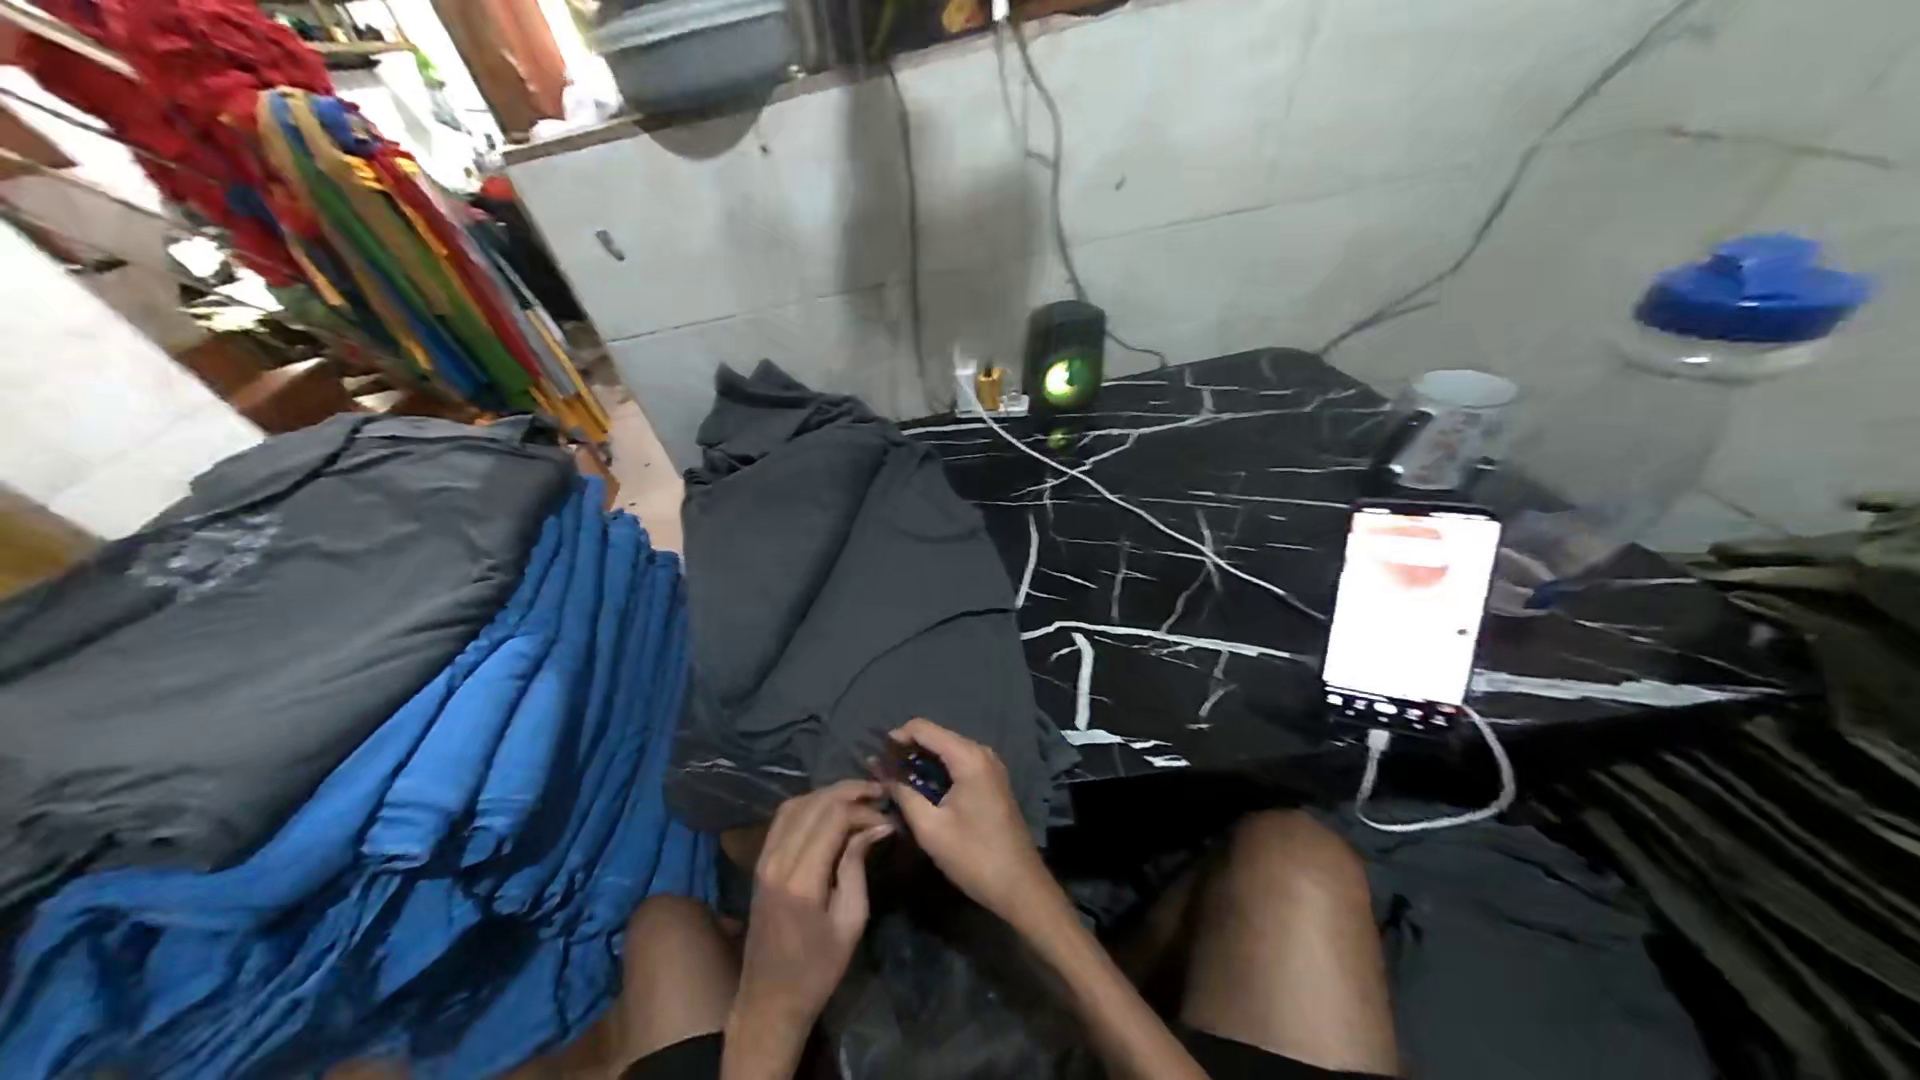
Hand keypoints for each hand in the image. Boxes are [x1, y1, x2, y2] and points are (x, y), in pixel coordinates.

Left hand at [730, 781, 891, 1058]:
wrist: (769, 999)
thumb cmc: (818, 969)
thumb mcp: (850, 921)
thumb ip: (857, 866)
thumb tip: (877, 826)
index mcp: (801, 880)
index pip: (834, 818)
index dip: (864, 810)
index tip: (888, 820)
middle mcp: (777, 860)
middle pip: (815, 803)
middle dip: (850, 792)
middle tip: (880, 794)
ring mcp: (763, 858)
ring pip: (797, 803)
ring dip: (829, 794)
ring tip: (860, 797)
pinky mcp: (760, 861)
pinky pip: (784, 817)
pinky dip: (810, 804)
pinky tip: (832, 809)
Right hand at [886, 718, 1061, 929]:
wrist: (1019, 885)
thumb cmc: (973, 857)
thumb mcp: (930, 828)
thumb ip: (904, 795)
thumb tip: (883, 774)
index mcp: (968, 758)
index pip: (924, 728)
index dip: (897, 737)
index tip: (876, 757)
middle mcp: (982, 753)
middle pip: (937, 736)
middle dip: (908, 749)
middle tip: (882, 771)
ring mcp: (990, 766)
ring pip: (947, 749)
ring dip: (922, 760)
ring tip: (896, 779)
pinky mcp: (992, 780)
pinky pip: (959, 763)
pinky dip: (938, 769)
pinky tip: (921, 787)